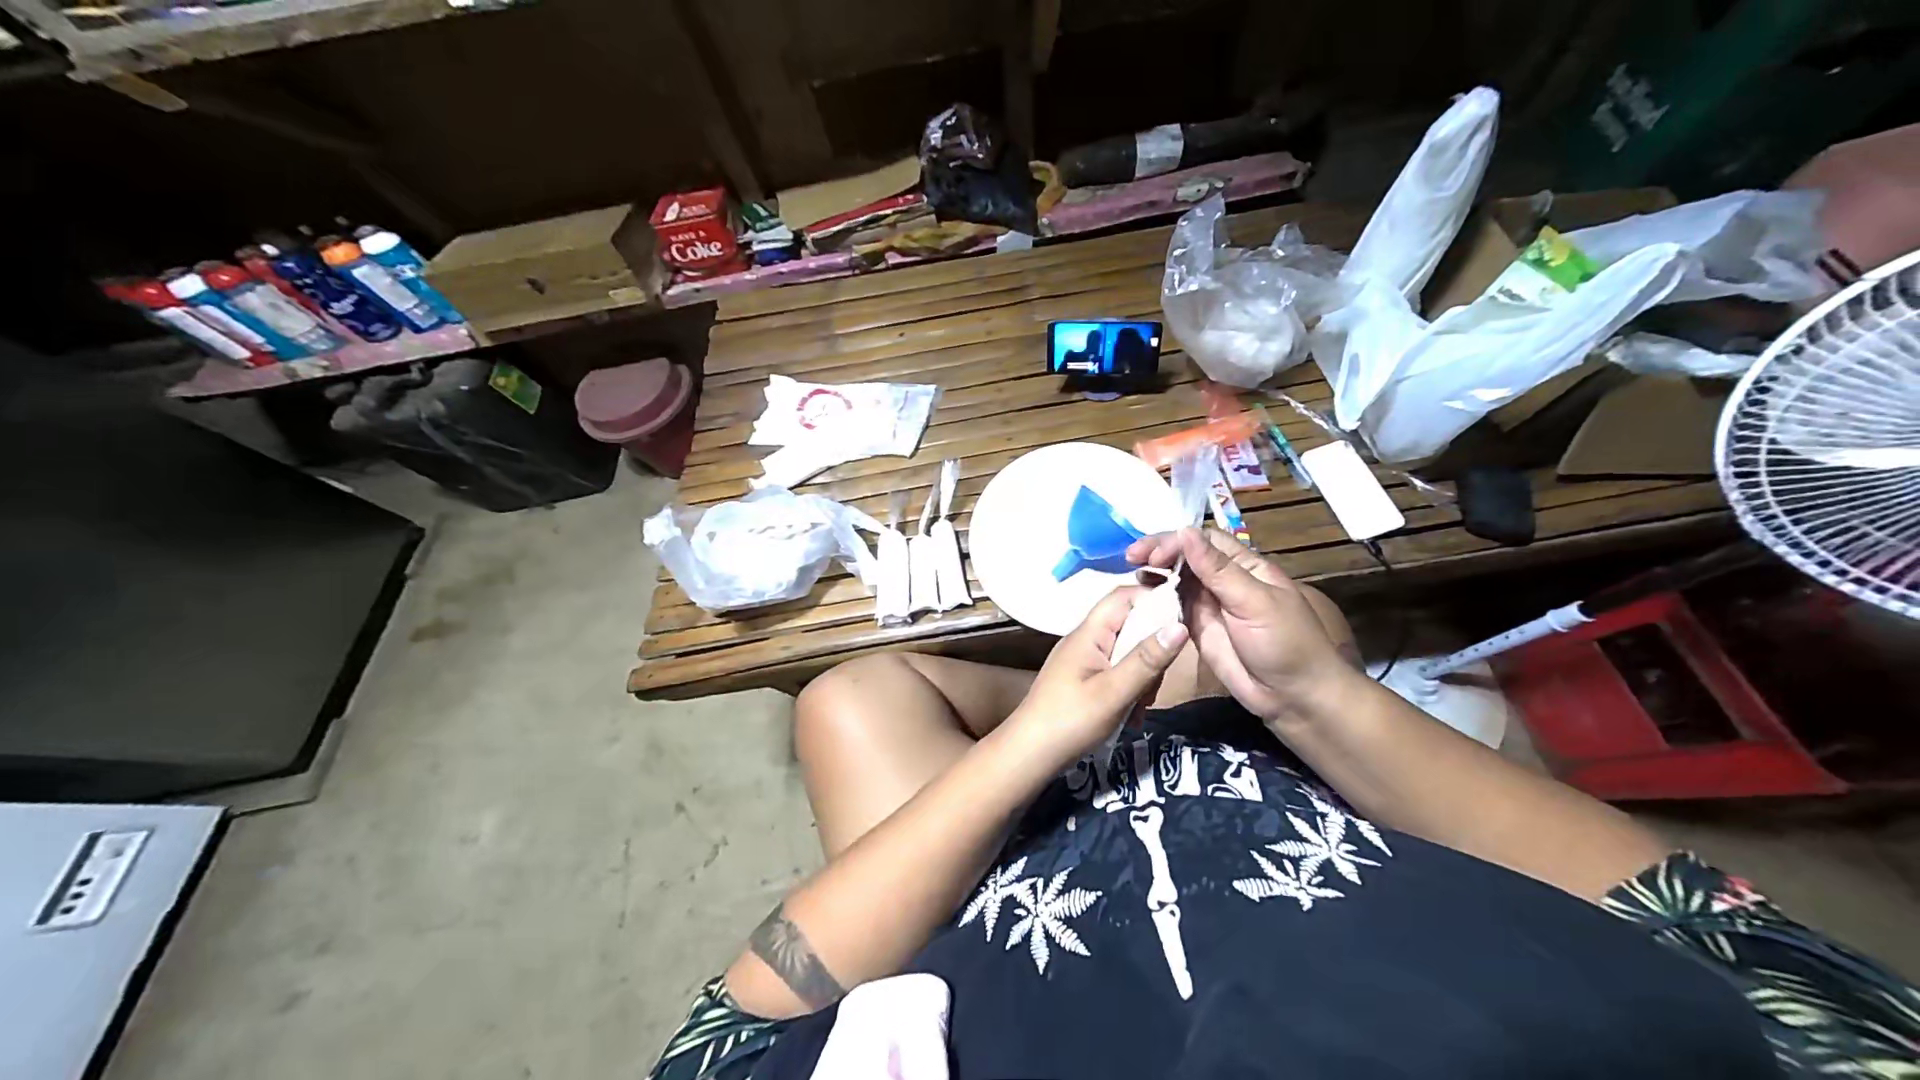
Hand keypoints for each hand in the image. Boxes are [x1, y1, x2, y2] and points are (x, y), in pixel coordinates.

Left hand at [1002, 585, 1188, 768]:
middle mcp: (1085, 640)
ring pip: (1126, 653)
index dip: (1154, 599)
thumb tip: (1181, 625)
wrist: (1029, 755)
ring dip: (1142, 677)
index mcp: (1089, 633)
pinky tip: (1131, 716)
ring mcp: (1083, 661)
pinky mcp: (1083, 680)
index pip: (1124, 596)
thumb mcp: (1114, 692)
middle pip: (1130, 626)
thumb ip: (1147, 659)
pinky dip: (1129, 690)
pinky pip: (1116, 673)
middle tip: (1154, 683)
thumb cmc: (1070, 721)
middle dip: (1151, 651)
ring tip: (1140, 706)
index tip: (1183, 620)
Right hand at [1126, 527, 1355, 724]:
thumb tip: (1185, 532)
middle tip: (1132, 556)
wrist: (1293, 696)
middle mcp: (1223, 579)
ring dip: (1154, 570)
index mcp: (1244, 566)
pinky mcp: (1196, 627)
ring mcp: (1208, 603)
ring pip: (1175, 578)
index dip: (1178, 541)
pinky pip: (1171, 606)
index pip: (1205, 541)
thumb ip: (1218, 570)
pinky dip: (1154, 597)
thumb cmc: (1286, 643)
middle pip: (1186, 555)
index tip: (1154, 553)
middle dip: (1159, 551)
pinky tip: (1139, 593)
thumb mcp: (1255, 602)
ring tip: (1132, 570)